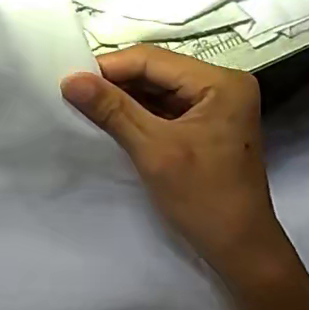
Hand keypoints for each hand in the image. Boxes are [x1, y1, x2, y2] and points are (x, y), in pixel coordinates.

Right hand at [61, 45, 287, 269]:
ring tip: (84, 105)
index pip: (152, 60)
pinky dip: (137, 114)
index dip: (108, 67)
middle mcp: (222, 85)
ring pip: (157, 90)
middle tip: (72, 92)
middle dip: (114, 82)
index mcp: (220, 82)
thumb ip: (112, 110)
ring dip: (123, 98)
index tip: (68, 79)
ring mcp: (215, 106)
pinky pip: (164, 109)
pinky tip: (109, 119)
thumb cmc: (203, 198)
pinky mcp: (206, 125)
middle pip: (156, 72)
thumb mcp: (153, 150)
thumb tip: (69, 79)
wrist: (240, 249)